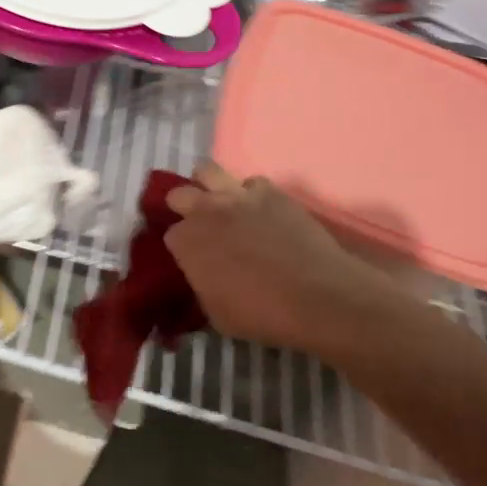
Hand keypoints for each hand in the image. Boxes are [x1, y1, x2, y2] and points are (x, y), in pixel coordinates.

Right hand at [165, 162, 413, 358]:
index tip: (190, 258)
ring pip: (207, 170)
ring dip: (208, 185)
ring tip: (220, 202)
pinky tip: (260, 210)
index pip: (170, 235)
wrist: (316, 296)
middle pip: (178, 194)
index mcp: (186, 242)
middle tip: (199, 225)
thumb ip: (201, 288)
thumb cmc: (262, 314)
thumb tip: (202, 280)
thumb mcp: (216, 314)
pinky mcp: (270, 192)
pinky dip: (251, 193)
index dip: (181, 246)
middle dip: (183, 207)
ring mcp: (237, 196)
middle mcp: (205, 211)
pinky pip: (252, 181)